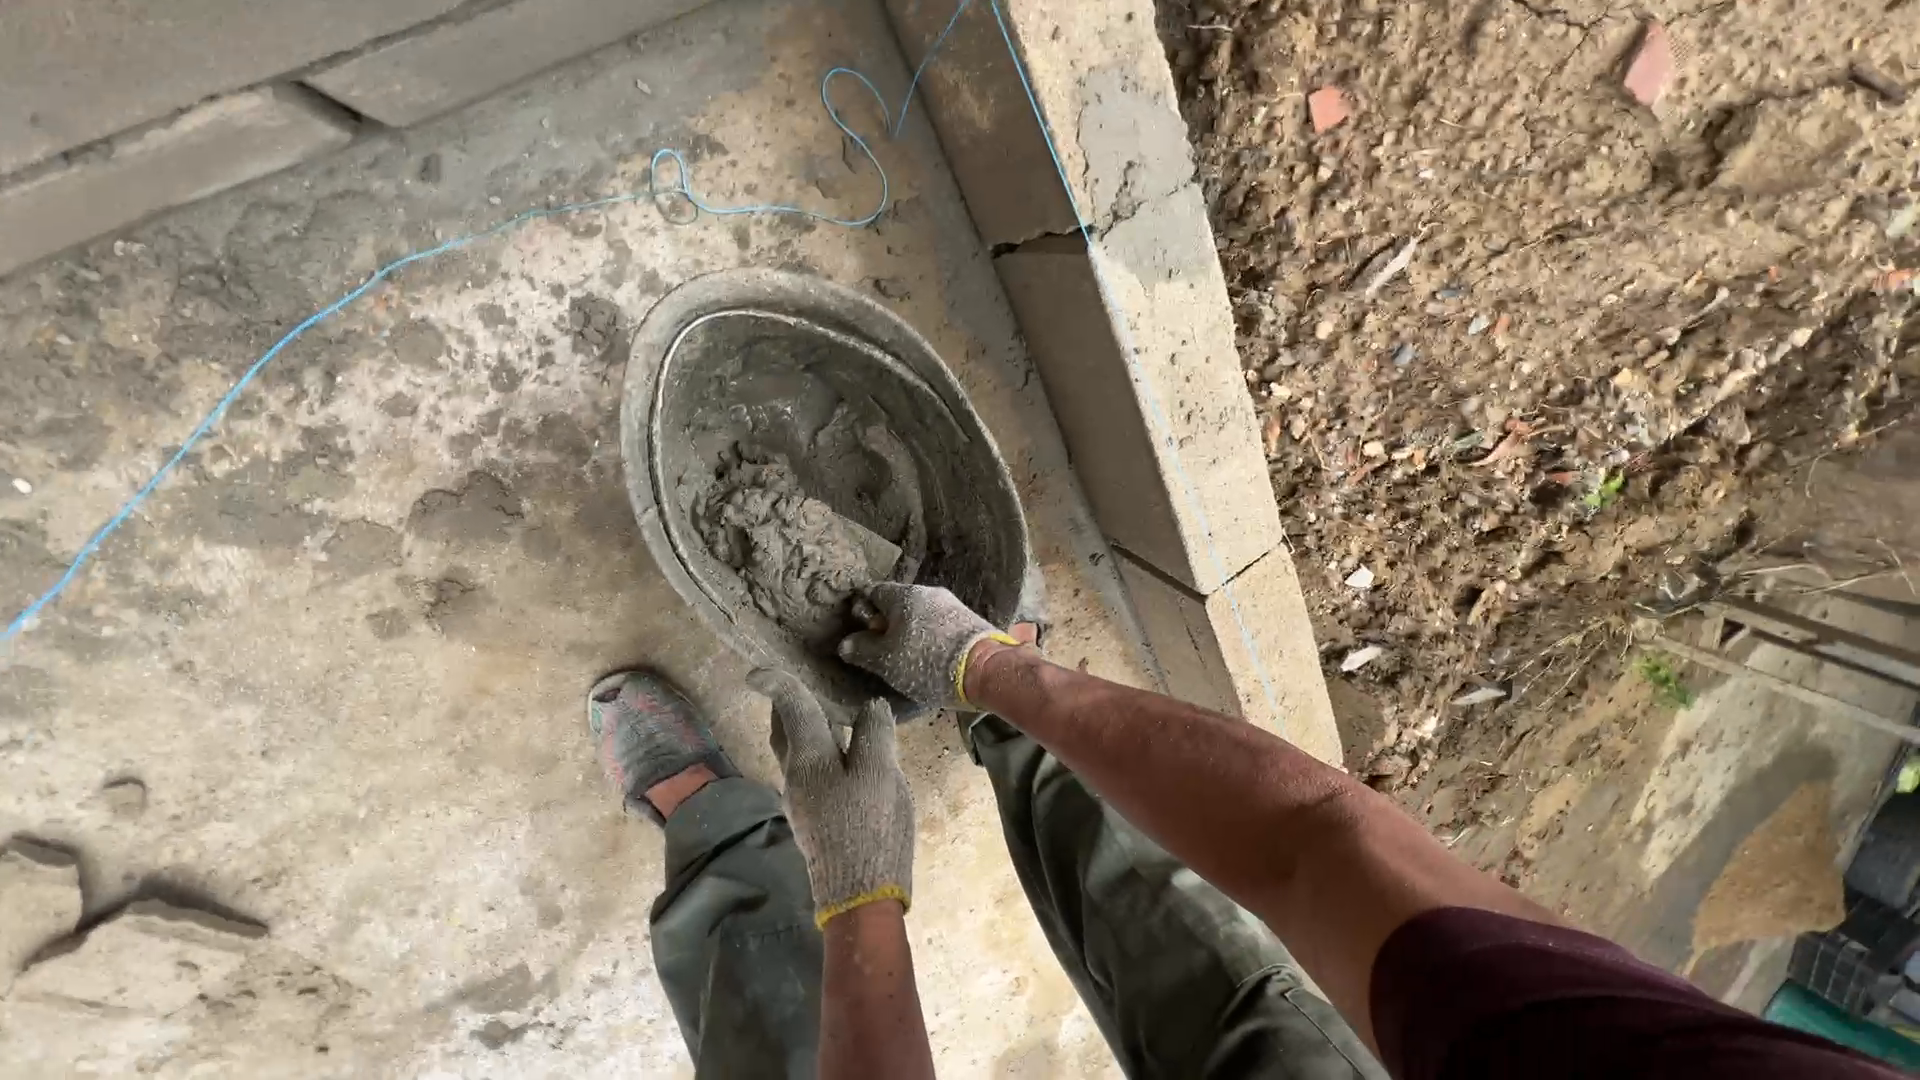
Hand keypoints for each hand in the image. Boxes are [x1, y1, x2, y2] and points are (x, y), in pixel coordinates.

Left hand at [748, 668, 913, 926]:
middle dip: (784, 706)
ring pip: (796, 753)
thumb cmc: (870, 826)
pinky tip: (843, 753)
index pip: (792, 709)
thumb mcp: (881, 773)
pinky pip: (810, 769)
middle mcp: (796, 777)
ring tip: (825, 712)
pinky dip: (818, 749)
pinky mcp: (815, 818)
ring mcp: (803, 801)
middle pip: (784, 732)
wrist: (860, 895)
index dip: (779, 684)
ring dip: (802, 728)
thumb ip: (874, 734)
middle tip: (795, 685)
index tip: (757, 670)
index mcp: (809, 760)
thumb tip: (870, 707)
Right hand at [839, 583, 1016, 709]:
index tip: (860, 633)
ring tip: (906, 659)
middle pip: (899, 604)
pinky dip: (930, 638)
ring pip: (921, 615)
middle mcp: (929, 592)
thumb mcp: (885, 661)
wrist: (985, 669)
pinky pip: (939, 626)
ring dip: (910, 633)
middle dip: (888, 624)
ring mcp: (952, 605)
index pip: (874, 592)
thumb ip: (862, 650)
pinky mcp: (969, 620)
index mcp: (904, 594)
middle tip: (881, 651)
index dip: (863, 611)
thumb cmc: (927, 661)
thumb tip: (846, 643)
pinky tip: (930, 658)